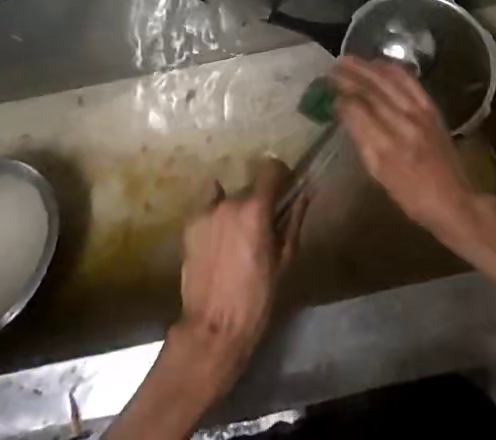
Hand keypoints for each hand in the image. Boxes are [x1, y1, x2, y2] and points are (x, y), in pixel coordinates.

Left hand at [171, 157, 302, 386]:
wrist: (214, 327)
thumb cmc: (257, 296)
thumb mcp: (284, 259)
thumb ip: (295, 219)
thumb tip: (307, 190)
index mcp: (256, 208)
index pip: (271, 168)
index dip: (280, 174)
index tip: (284, 187)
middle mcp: (229, 202)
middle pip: (249, 189)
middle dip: (258, 202)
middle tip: (262, 228)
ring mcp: (205, 212)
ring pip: (228, 200)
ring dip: (236, 211)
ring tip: (236, 240)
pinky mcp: (189, 226)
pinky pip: (207, 209)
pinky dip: (215, 217)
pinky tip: (217, 241)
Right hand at [332, 56, 483, 239]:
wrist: (454, 199)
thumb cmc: (411, 195)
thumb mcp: (379, 175)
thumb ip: (362, 141)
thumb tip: (344, 113)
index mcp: (387, 146)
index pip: (357, 111)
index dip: (340, 99)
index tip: (327, 93)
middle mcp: (403, 123)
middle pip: (371, 90)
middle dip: (348, 76)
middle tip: (331, 68)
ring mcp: (420, 112)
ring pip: (389, 80)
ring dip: (366, 67)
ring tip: (348, 59)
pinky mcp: (431, 108)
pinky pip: (409, 81)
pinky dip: (391, 68)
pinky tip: (378, 63)